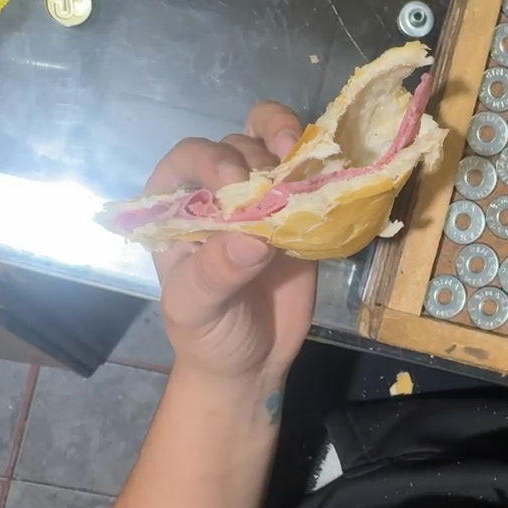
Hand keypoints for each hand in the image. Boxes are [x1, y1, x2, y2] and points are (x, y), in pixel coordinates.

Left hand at [143, 102, 315, 386]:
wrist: (252, 364)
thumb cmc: (208, 334)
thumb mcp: (196, 309)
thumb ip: (215, 273)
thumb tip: (252, 238)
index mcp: (178, 207)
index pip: (189, 159)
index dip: (210, 158)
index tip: (233, 180)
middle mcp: (219, 193)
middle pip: (236, 145)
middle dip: (255, 151)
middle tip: (273, 174)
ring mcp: (262, 200)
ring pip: (272, 149)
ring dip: (288, 143)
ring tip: (302, 161)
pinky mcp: (299, 216)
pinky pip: (310, 180)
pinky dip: (320, 170)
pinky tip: (330, 175)